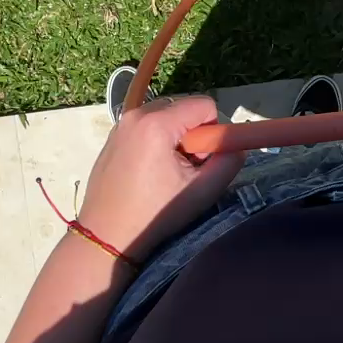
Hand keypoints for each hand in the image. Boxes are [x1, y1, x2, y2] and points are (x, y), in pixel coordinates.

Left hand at [75, 96, 243, 262]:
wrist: (106, 237)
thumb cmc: (155, 214)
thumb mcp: (202, 191)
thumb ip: (229, 161)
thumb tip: (237, 146)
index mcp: (156, 123)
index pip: (204, 104)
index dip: (212, 131)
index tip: (202, 161)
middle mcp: (135, 115)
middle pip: (183, 108)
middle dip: (193, 134)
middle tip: (186, 168)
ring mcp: (120, 125)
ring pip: (165, 117)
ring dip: (175, 138)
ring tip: (167, 173)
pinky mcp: (112, 138)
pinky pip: (146, 127)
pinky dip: (156, 142)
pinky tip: (149, 173)